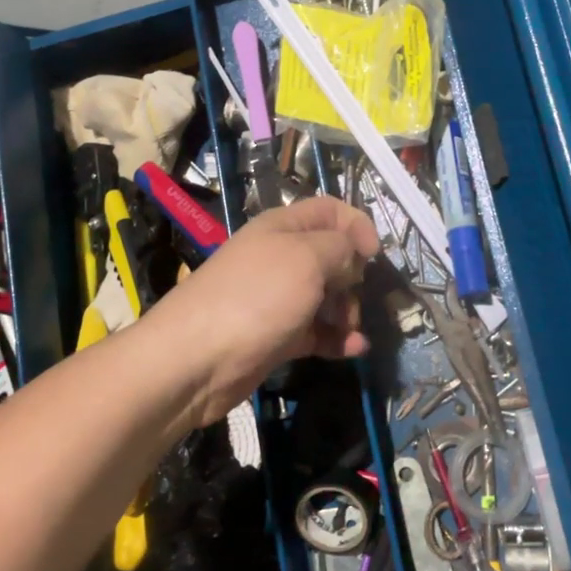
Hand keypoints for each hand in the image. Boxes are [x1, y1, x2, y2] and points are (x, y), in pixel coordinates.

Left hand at [139, 197, 380, 428]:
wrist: (196, 359)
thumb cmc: (256, 297)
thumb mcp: (306, 258)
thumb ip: (340, 247)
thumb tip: (351, 257)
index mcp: (282, 227)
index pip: (330, 211)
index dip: (357, 225)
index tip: (374, 254)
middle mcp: (280, 258)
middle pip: (332, 257)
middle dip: (354, 276)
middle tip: (356, 296)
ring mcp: (277, 299)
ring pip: (327, 297)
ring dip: (348, 311)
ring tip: (351, 330)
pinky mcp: (277, 336)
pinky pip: (317, 332)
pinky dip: (337, 339)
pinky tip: (355, 349)